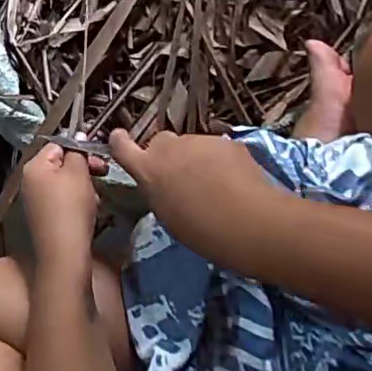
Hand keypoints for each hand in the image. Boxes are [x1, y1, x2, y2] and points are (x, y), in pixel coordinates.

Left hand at [20, 142, 100, 269]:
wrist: (63, 253)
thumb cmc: (70, 207)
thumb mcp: (78, 172)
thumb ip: (78, 152)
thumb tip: (78, 137)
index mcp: (33, 166)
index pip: (57, 145)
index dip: (79, 149)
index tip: (98, 158)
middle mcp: (28, 181)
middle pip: (60, 165)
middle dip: (82, 170)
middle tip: (101, 175)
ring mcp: (33, 201)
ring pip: (63, 185)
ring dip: (82, 187)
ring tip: (94, 199)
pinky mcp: (42, 218)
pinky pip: (61, 202)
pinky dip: (76, 204)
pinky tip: (88, 213)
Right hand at [107, 129, 287, 266]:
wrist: (251, 222)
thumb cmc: (204, 231)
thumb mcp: (168, 215)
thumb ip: (159, 191)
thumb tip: (165, 184)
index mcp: (147, 170)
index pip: (121, 145)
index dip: (120, 141)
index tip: (120, 139)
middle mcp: (168, 148)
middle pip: (160, 143)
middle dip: (168, 155)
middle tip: (182, 178)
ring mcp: (197, 140)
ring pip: (191, 146)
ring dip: (196, 159)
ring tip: (215, 185)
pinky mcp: (224, 140)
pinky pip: (216, 148)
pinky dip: (221, 160)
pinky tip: (235, 181)